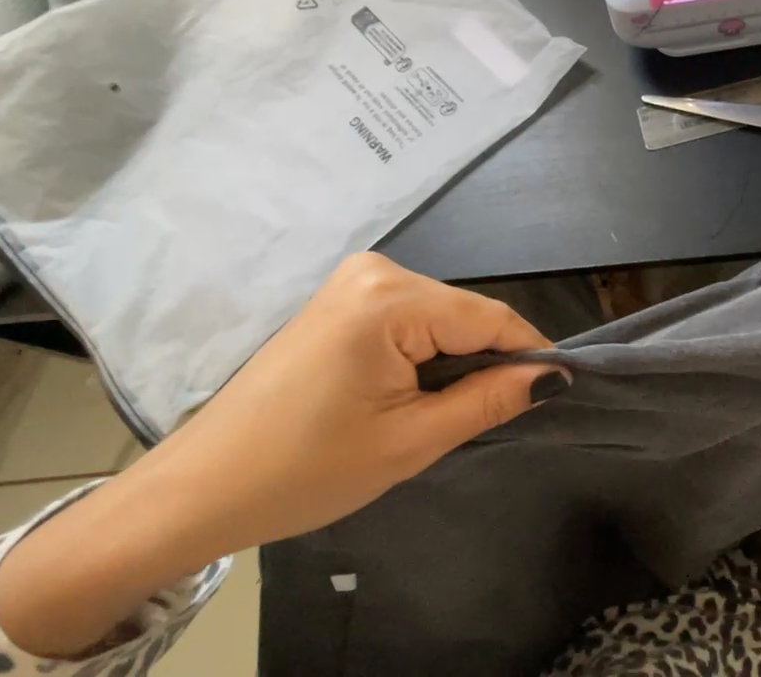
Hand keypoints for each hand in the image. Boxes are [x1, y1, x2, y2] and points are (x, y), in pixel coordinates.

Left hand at [0, 253, 566, 657]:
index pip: (489, 318)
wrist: (199, 489)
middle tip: (492, 418)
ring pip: (440, 317)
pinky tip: (410, 393)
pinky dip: (425, 354)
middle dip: (487, 361)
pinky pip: (409, 319)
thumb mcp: (410, 441)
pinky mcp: (340, 299)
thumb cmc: (305, 470)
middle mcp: (375, 271)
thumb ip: (488, 400)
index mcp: (390, 298)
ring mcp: (353, 281)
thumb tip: (554, 377)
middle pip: (464, 314)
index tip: (560, 390)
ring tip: (443, 412)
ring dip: (455, 360)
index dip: (530, 354)